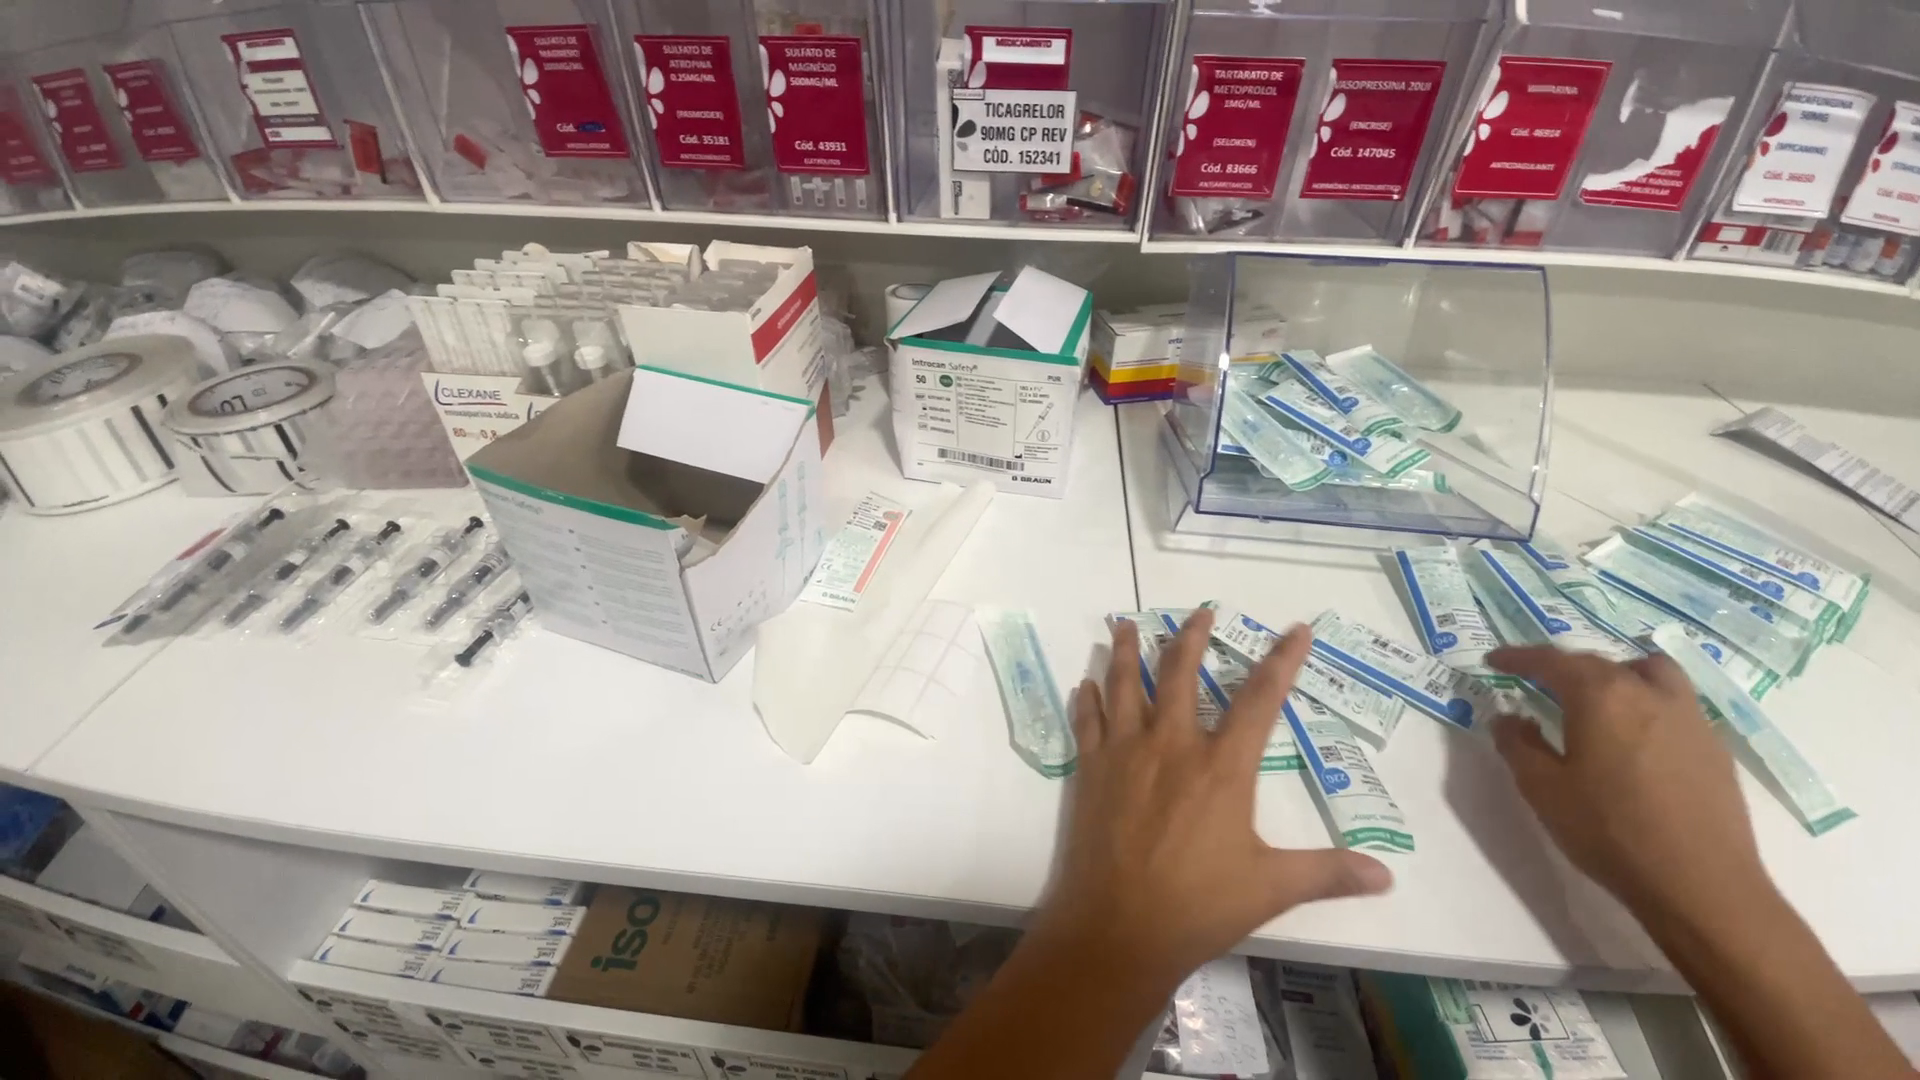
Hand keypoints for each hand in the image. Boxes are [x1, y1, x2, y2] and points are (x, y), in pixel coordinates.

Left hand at [1032, 609, 1392, 989]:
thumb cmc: (1198, 906)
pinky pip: (1086, 722)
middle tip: (1199, 612)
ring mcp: (1124, 753)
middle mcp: (1171, 745)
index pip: (1260, 700)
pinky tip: (1084, 684)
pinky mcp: (1089, 770)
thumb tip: (1386, 877)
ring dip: (1124, 652)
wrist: (1117, 927)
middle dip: (1191, 638)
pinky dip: (1086, 700)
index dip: (1281, 661)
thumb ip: (1326, 873)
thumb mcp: (1272, 889)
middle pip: (1179, 674)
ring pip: (1123, 685)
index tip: (1294, 630)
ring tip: (1123, 623)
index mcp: (1221, 767)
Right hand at [1488, 646, 1770, 922]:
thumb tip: (1509, 718)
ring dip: (1616, 673)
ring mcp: (1689, 719)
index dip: (1518, 657)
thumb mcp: (1541, 787)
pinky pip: (1674, 703)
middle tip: (1536, 680)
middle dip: (1563, 665)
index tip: (1494, 661)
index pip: (1552, 661)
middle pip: (1600, 662)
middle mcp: (1648, 694)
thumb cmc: (1608, 830)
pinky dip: (1645, 701)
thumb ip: (1517, 744)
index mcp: (1601, 696)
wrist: (1700, 884)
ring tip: (1594, 697)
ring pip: (1650, 672)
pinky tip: (1631, 735)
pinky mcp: (1714, 748)